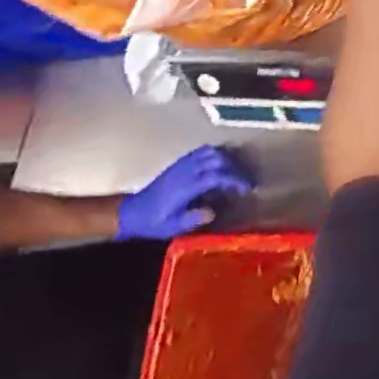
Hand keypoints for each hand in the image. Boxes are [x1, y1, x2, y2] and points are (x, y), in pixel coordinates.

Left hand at [117, 145, 251, 239]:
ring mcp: (181, 165)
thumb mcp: (171, 227)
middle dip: (235, 168)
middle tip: (245, 181)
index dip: (234, 180)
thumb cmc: (153, 222)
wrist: (131, 212)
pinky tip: (221, 164)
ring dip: (226, 159)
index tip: (247, 188)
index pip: (215, 176)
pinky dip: (215, 154)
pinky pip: (200, 151)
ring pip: (209, 152)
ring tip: (236, 172)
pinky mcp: (179, 163)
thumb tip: (212, 211)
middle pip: (216, 160)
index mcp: (184, 187)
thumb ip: (191, 219)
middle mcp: (184, 172)